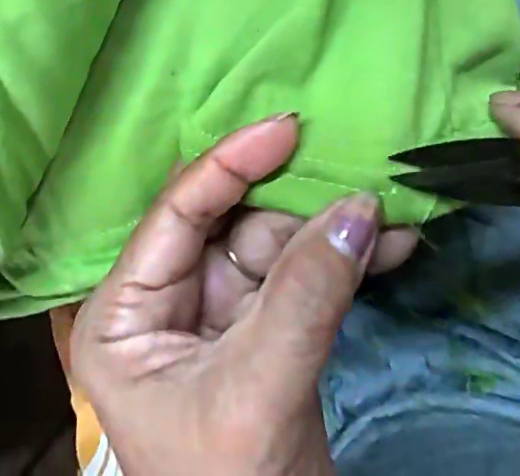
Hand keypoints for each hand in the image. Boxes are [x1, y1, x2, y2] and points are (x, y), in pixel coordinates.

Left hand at [70, 115, 387, 475]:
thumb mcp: (258, 391)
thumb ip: (306, 294)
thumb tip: (358, 206)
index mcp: (126, 313)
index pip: (177, 213)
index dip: (229, 163)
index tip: (286, 128)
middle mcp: (167, 299)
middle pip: (235, 222)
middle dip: (296, 205)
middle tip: (353, 179)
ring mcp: (220, 311)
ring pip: (279, 243)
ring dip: (335, 231)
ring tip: (390, 220)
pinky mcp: (266, 326)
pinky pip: (306, 273)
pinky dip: (347, 260)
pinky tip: (393, 248)